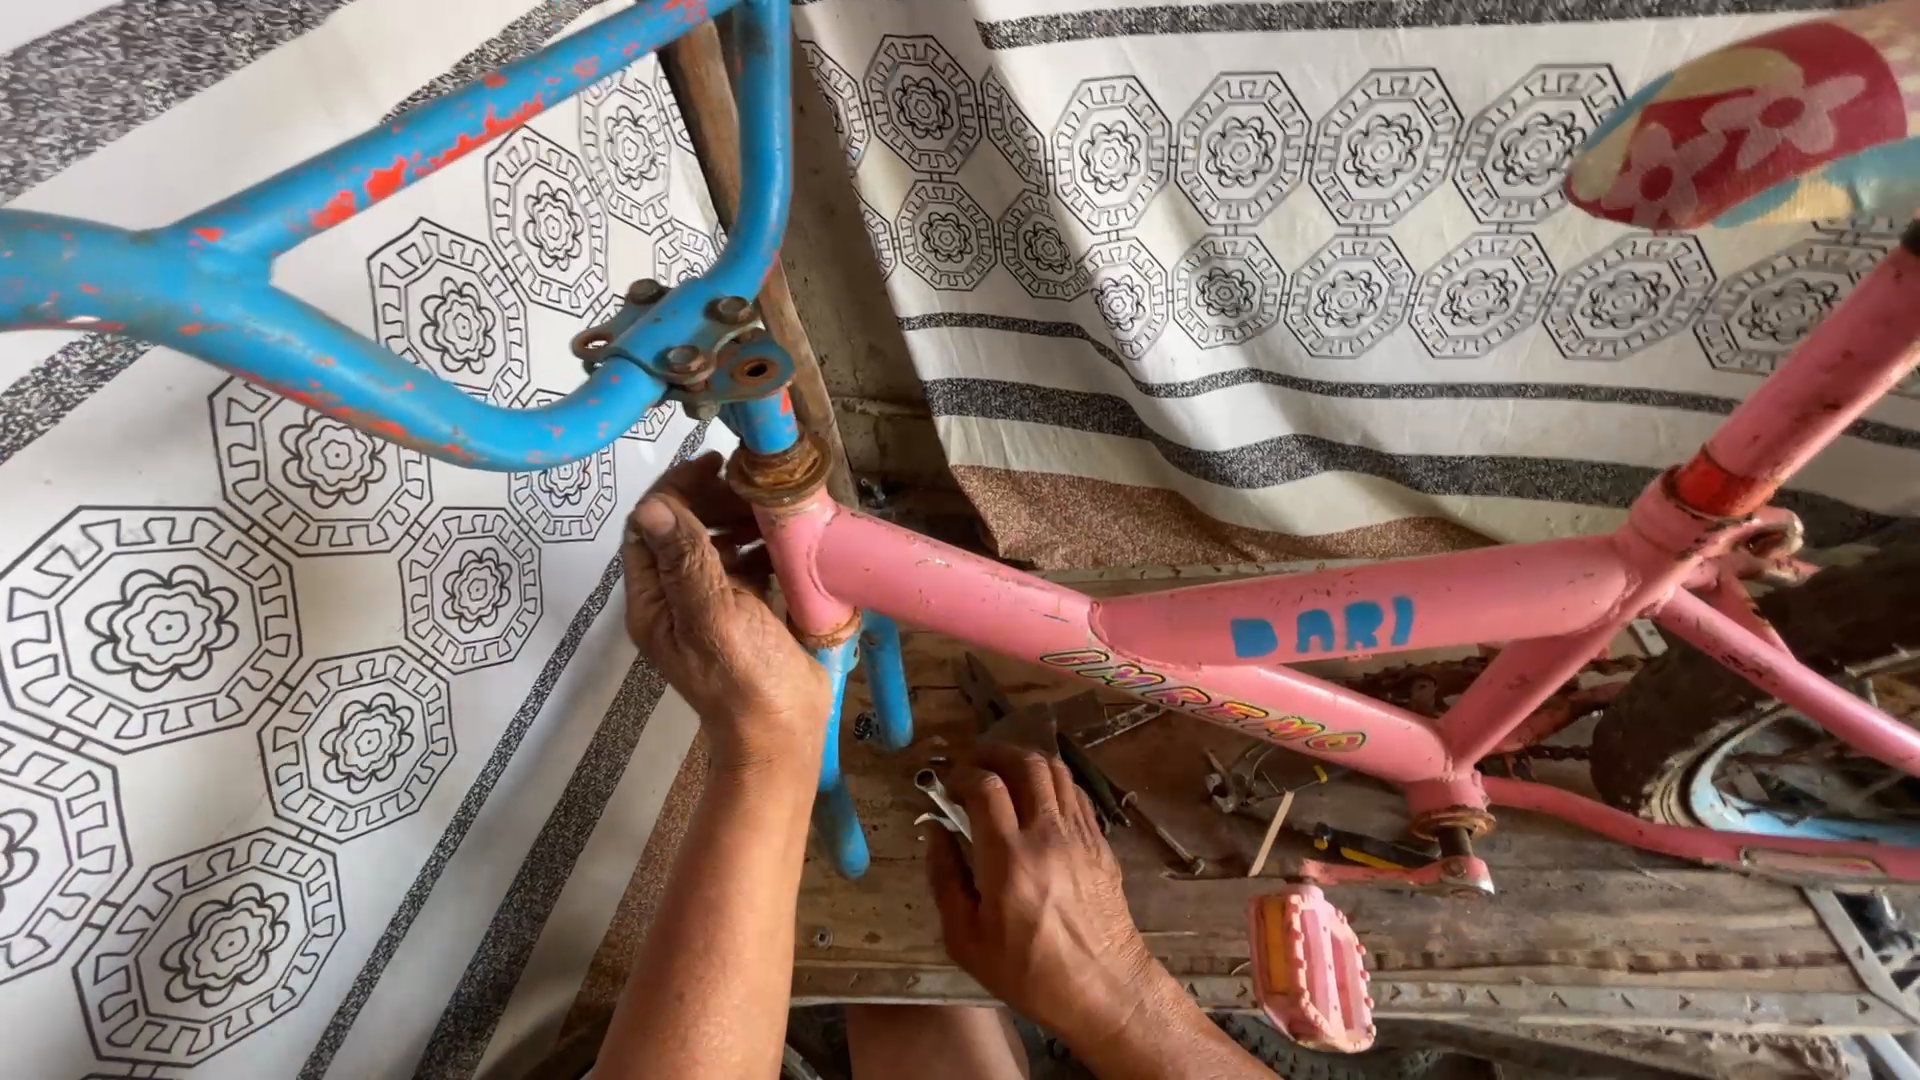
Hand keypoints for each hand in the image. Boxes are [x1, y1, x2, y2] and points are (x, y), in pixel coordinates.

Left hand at [622, 452, 830, 775]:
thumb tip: (654, 505)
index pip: (649, 528)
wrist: (782, 732)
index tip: (715, 464)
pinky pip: (743, 565)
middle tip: (752, 489)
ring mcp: (710, 605)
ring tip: (771, 511)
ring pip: (714, 545)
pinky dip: (760, 547)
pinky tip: (783, 542)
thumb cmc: (745, 678)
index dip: (676, 490)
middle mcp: (675, 598)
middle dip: (712, 502)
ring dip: (738, 521)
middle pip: (682, 531)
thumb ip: (687, 562)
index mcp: (654, 600)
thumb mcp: (713, 617)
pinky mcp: (742, 612)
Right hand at [926, 740, 1172, 1043]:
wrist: (1103, 991)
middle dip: (994, 753)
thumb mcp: (966, 940)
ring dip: (1024, 760)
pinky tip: (1038, 795)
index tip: (949, 784)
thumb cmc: (1028, 972)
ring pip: (1055, 770)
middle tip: (974, 763)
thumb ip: (944, 879)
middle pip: (1025, 764)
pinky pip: (1074, 792)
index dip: (963, 774)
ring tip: (1004, 769)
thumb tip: (935, 832)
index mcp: (1009, 859)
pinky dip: (1052, 780)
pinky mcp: (1100, 841)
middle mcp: (1047, 835)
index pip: (986, 787)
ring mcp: (1079, 834)